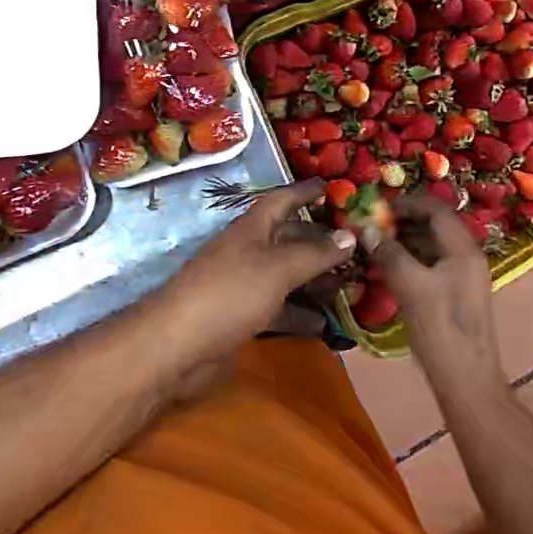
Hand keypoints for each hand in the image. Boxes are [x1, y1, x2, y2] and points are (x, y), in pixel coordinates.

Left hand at [155, 180, 355, 364]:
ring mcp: (243, 286)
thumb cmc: (229, 293)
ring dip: (314, 281)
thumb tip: (350, 236)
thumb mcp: (278, 268)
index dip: (304, 192)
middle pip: (287, 239)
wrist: (177, 346)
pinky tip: (323, 324)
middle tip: (355, 248)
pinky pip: (278, 309)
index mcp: (252, 229)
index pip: (281, 200)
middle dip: (318, 242)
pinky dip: (299, 314)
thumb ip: (315, 253)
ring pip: (286, 277)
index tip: (330, 188)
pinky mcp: (240, 318)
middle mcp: (247, 252)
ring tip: (348, 287)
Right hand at [368, 195, 501, 392]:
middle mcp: (467, 258)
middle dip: (402, 222)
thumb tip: (367, 230)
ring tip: (374, 246)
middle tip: (371, 227)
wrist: (466, 380)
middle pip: (435, 226)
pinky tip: (386, 269)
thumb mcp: (411, 287)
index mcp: (464, 250)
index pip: (437, 209)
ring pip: (431, 246)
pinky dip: (409, 260)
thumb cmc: (441, 330)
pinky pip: (430, 265)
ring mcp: (462, 277)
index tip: (378, 208)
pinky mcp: (454, 295)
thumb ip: (390, 253)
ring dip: (404, 241)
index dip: (407, 204)